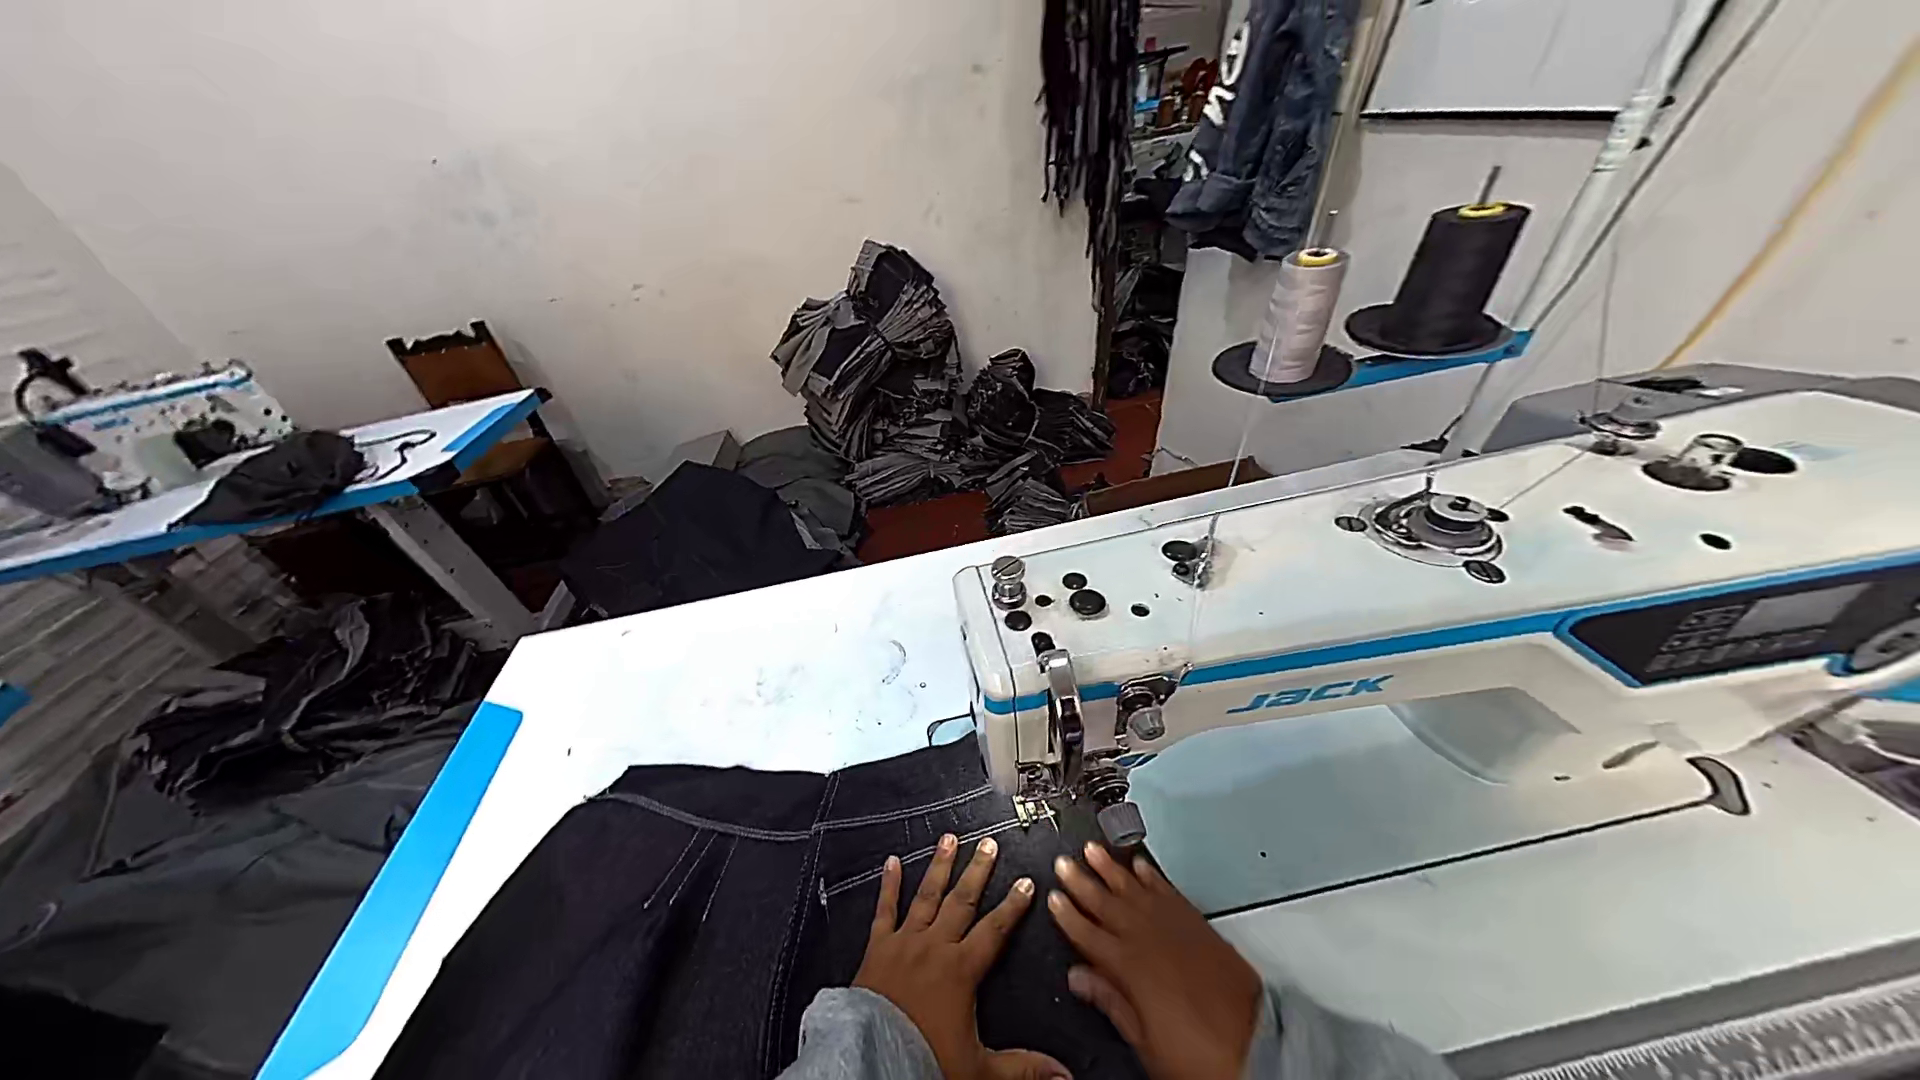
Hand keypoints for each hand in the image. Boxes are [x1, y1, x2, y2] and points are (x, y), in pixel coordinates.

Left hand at [854, 833, 1070, 1079]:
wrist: (873, 1060)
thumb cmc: (925, 1061)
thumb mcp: (980, 1069)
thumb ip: (1023, 1067)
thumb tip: (1064, 1076)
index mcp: (961, 969)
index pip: (995, 930)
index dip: (1013, 906)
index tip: (1026, 882)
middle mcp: (934, 946)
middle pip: (962, 900)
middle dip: (978, 870)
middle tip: (988, 844)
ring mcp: (905, 942)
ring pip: (927, 895)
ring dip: (940, 866)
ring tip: (949, 839)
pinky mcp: (877, 948)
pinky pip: (884, 910)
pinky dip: (888, 885)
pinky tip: (891, 862)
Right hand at [1048, 842, 1262, 1079]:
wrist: (1256, 1044)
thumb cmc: (1201, 1052)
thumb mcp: (1145, 1040)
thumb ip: (1110, 1001)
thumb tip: (1081, 979)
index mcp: (1128, 967)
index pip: (1086, 933)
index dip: (1067, 915)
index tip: (1053, 898)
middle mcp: (1146, 937)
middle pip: (1103, 902)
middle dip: (1080, 881)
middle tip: (1063, 863)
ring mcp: (1170, 924)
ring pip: (1131, 887)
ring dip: (1110, 867)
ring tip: (1093, 849)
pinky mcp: (1194, 920)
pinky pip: (1165, 889)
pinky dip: (1150, 874)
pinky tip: (1139, 864)